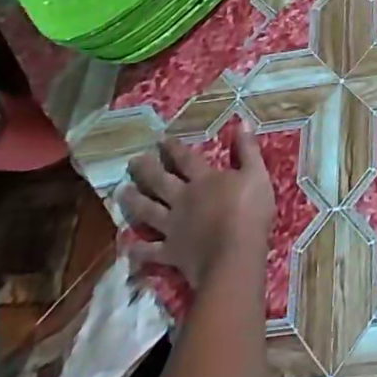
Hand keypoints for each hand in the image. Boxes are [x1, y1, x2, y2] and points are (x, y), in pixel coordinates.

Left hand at [120, 128, 274, 289]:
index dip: (172, 148)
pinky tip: (127, 246)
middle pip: (160, 181)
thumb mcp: (256, 174)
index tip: (159, 139)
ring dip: (134, 201)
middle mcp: (182, 199)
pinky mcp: (171, 252)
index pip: (185, 159)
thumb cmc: (249, 212)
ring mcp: (173, 227)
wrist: (234, 256)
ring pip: (148, 211)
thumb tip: (242, 120)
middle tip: (132, 161)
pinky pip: (150, 250)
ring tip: (121, 192)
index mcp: (203, 180)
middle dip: (146, 169)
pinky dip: (138, 249)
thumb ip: (248, 149)